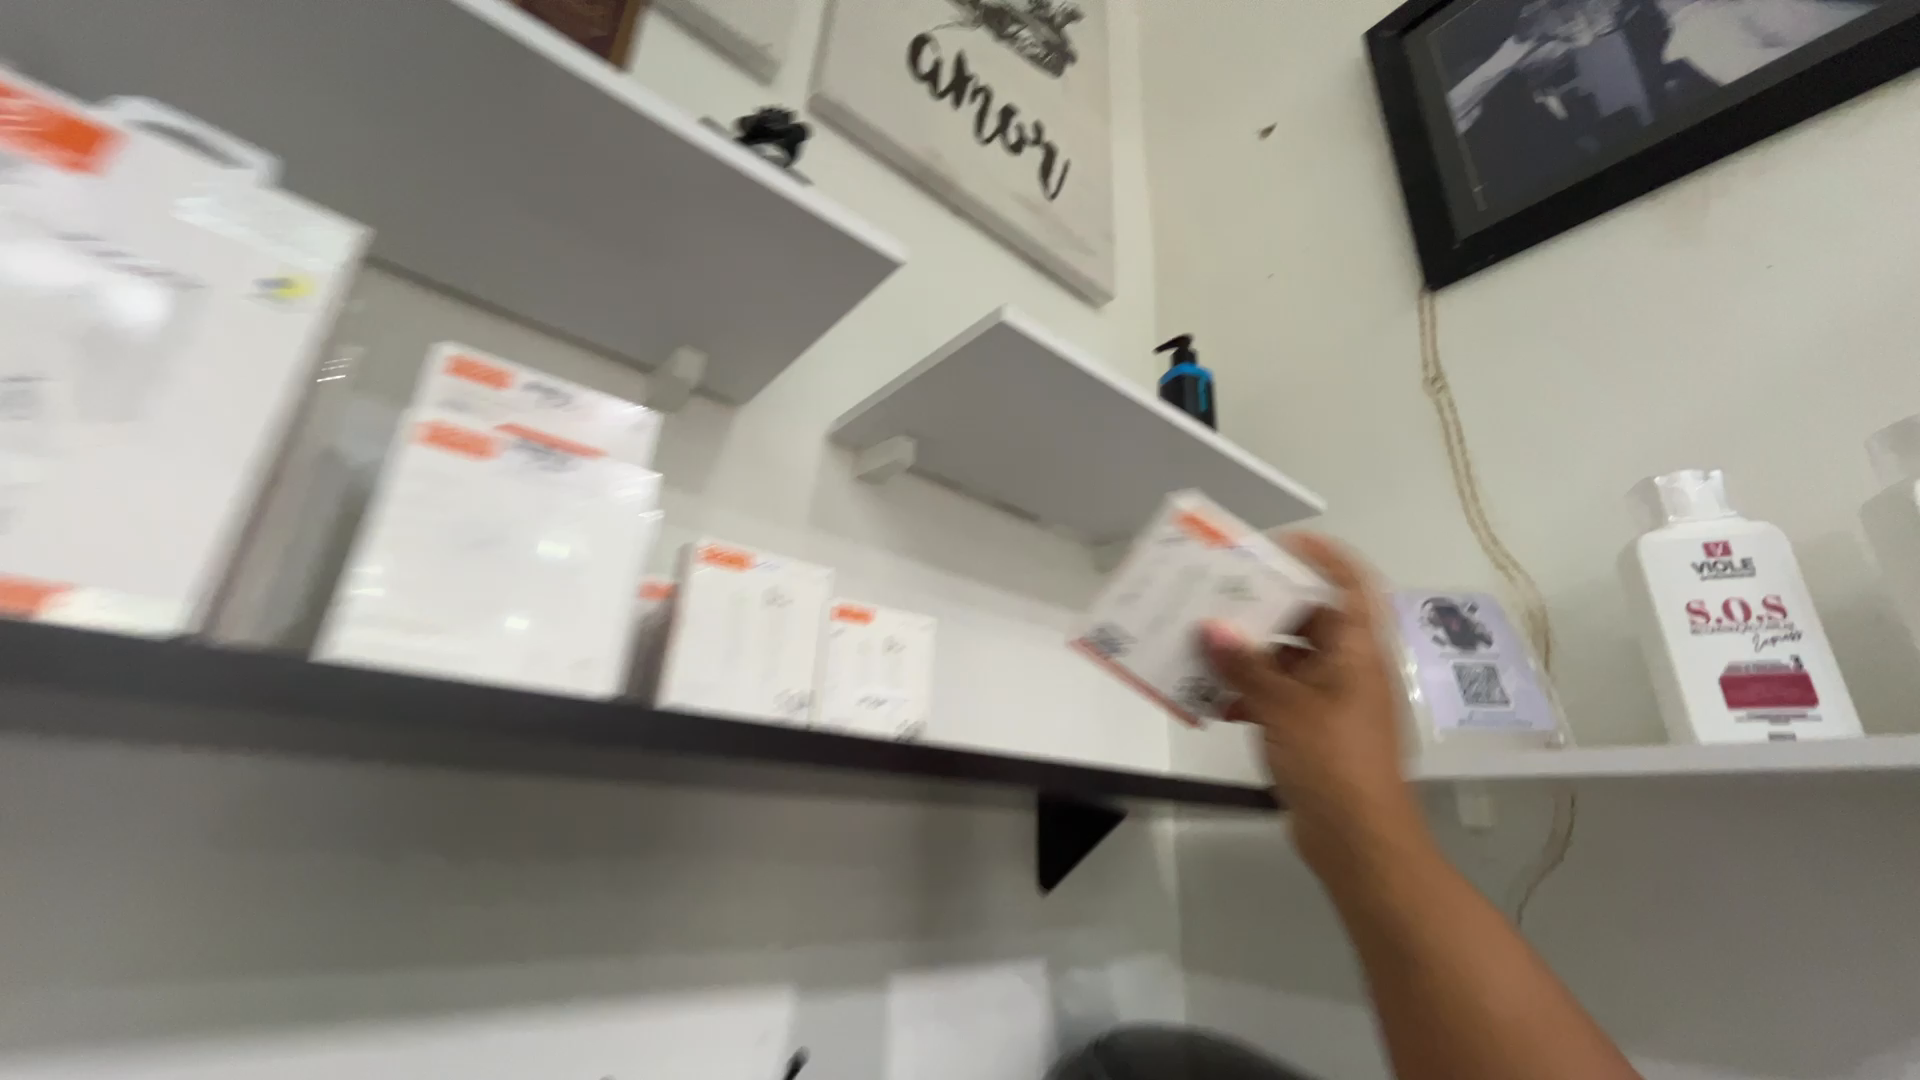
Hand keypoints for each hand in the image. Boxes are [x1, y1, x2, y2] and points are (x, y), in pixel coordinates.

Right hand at [1202, 533, 1427, 873]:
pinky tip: (1213, 700)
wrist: (1360, 841)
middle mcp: (1348, 670)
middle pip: (1308, 622)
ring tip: (1202, 647)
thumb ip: (1246, 665)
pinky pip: (1277, 698)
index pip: (1351, 587)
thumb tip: (1212, 629)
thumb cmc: (1333, 761)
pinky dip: (1248, 695)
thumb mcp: (1284, 707)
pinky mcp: (1313, 732)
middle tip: (1218, 597)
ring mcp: (1331, 703)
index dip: (1324, 557)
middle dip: (1263, 610)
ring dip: (1248, 656)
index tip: (1281, 544)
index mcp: (1357, 653)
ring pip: (1286, 662)